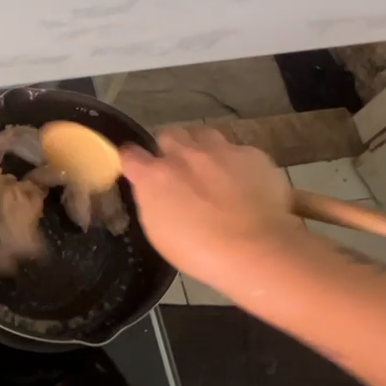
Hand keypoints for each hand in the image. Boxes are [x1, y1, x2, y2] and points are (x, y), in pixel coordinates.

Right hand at [119, 126, 297, 286]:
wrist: (254, 249)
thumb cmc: (199, 251)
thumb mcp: (158, 232)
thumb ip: (152, 201)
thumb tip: (154, 191)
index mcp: (155, 176)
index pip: (131, 154)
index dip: (133, 160)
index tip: (137, 169)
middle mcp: (185, 155)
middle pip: (169, 134)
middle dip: (170, 148)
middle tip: (179, 170)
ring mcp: (220, 151)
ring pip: (203, 134)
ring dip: (202, 148)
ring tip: (211, 169)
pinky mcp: (252, 155)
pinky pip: (238, 151)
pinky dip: (236, 163)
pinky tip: (244, 184)